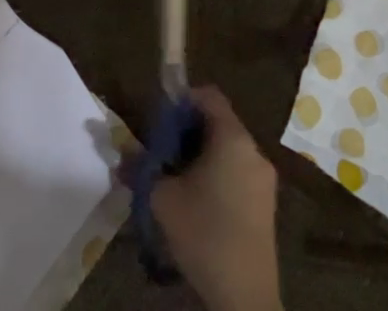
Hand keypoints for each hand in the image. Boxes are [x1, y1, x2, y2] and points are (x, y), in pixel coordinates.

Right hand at [151, 86, 282, 310]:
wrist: (244, 294)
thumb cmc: (203, 232)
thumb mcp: (160, 197)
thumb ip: (140, 167)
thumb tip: (121, 153)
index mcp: (233, 139)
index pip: (209, 96)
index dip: (181, 100)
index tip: (158, 120)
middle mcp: (254, 151)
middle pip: (218, 122)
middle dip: (186, 131)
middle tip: (159, 151)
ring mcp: (264, 179)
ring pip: (227, 149)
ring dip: (199, 154)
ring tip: (172, 178)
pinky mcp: (265, 203)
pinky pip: (237, 171)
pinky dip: (215, 173)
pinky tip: (194, 200)